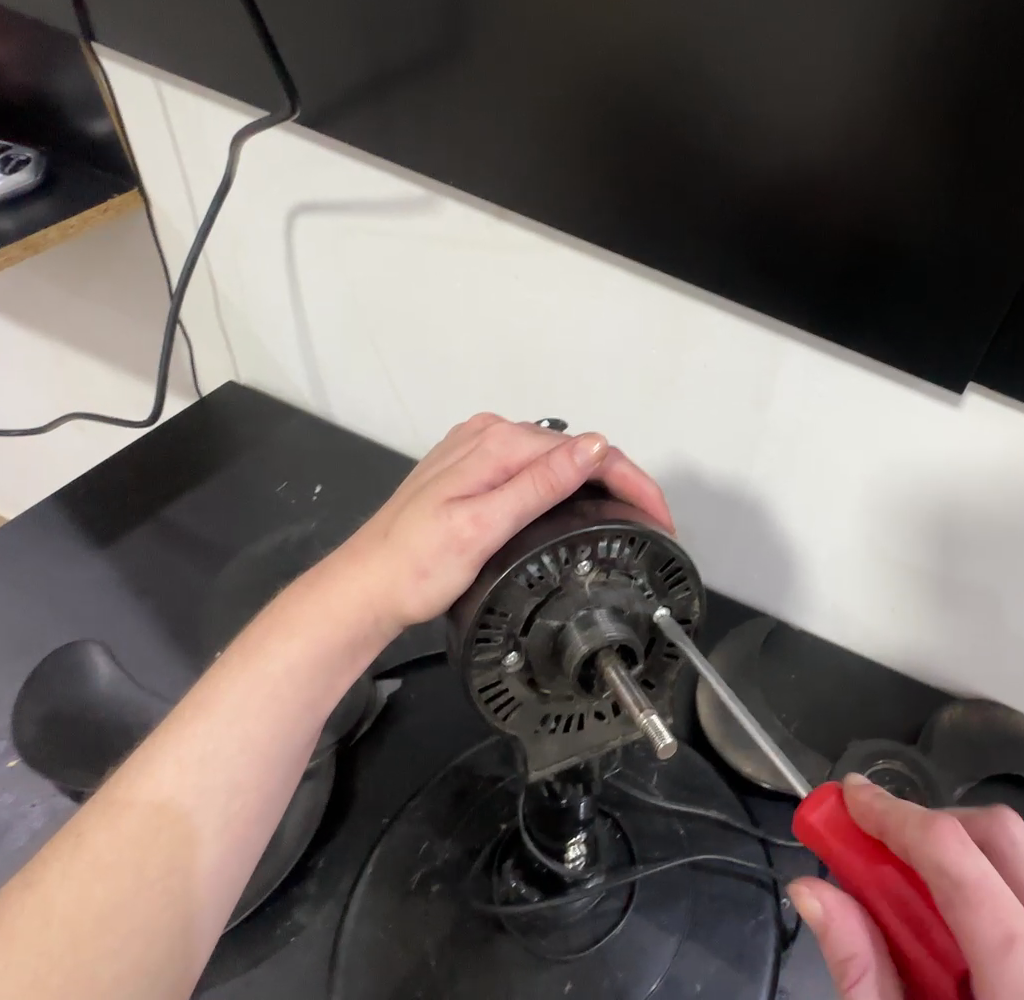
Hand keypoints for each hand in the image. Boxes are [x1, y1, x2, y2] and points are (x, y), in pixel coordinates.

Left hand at [315, 414, 673, 638]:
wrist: (364, 589)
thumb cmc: (416, 569)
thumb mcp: (483, 527)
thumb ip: (540, 483)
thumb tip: (595, 446)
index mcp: (496, 445)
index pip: (587, 451)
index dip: (632, 481)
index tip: (660, 517)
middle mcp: (490, 435)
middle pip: (576, 449)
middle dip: (621, 480)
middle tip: (651, 522)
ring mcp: (480, 448)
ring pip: (559, 456)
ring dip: (598, 480)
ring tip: (627, 515)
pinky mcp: (474, 466)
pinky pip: (536, 464)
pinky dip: (567, 482)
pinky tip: (579, 503)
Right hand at [789, 775, 1023, 999]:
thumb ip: (863, 972)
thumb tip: (814, 892)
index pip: (954, 854)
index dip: (892, 815)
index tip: (848, 798)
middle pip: (1001, 836)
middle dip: (930, 824)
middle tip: (873, 844)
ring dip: (963, 863)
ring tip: (910, 904)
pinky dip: (996, 902)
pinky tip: (960, 951)